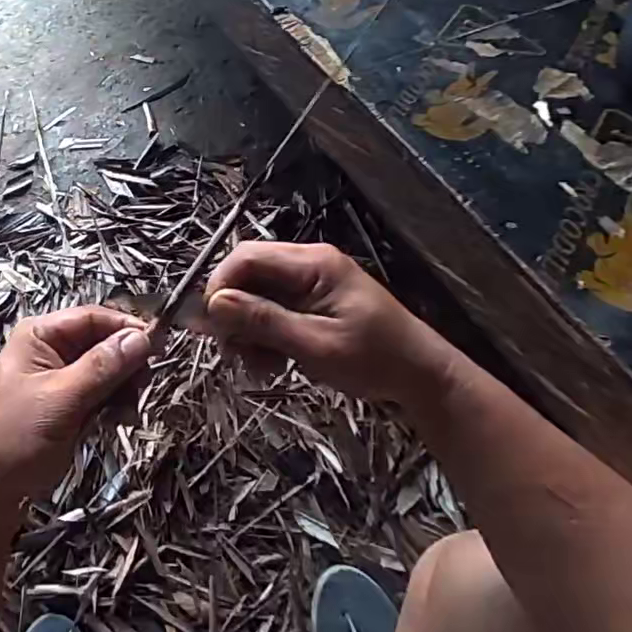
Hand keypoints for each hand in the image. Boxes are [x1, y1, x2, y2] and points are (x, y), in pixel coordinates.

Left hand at [0, 306, 150, 510]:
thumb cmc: (15, 438)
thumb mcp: (61, 399)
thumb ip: (102, 367)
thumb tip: (143, 337)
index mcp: (41, 334)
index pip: (94, 316)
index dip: (127, 327)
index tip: (158, 346)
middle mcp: (53, 348)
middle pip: (106, 341)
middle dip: (127, 364)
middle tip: (141, 388)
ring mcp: (63, 375)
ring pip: (111, 368)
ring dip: (125, 388)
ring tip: (127, 412)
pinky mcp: (72, 401)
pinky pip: (106, 391)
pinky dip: (117, 404)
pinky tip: (118, 420)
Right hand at [203, 241, 460, 404]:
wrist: (420, 375)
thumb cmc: (374, 359)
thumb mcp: (315, 344)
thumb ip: (263, 321)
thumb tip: (213, 303)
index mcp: (313, 263)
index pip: (246, 256)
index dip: (220, 286)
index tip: (212, 327)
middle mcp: (308, 263)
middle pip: (248, 274)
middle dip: (233, 311)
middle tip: (232, 352)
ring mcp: (310, 281)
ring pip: (256, 294)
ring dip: (247, 328)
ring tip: (256, 364)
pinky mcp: (312, 301)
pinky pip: (272, 309)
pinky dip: (264, 334)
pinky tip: (271, 362)